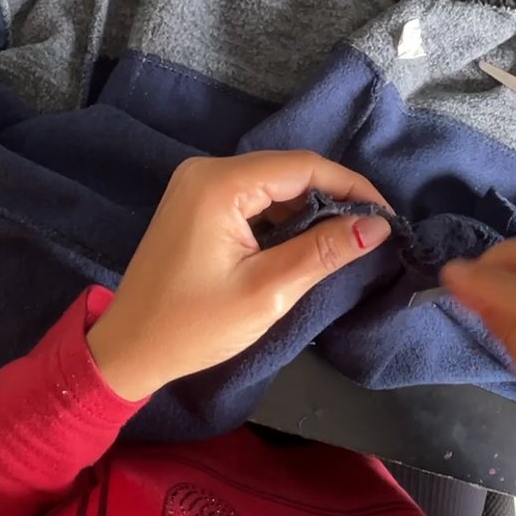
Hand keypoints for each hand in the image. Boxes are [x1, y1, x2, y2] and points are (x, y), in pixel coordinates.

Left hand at [86, 152, 392, 401]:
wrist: (129, 348)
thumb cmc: (193, 325)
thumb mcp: (267, 290)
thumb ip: (323, 251)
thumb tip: (377, 226)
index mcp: (219, 184)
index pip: (302, 167)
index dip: (351, 186)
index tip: (386, 215)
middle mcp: (206, 171)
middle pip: (286, 170)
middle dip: (333, 196)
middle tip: (371, 229)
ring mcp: (196, 186)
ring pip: (271, 183)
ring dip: (308, 207)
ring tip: (345, 238)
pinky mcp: (195, 204)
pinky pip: (250, 197)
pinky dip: (281, 216)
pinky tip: (304, 239)